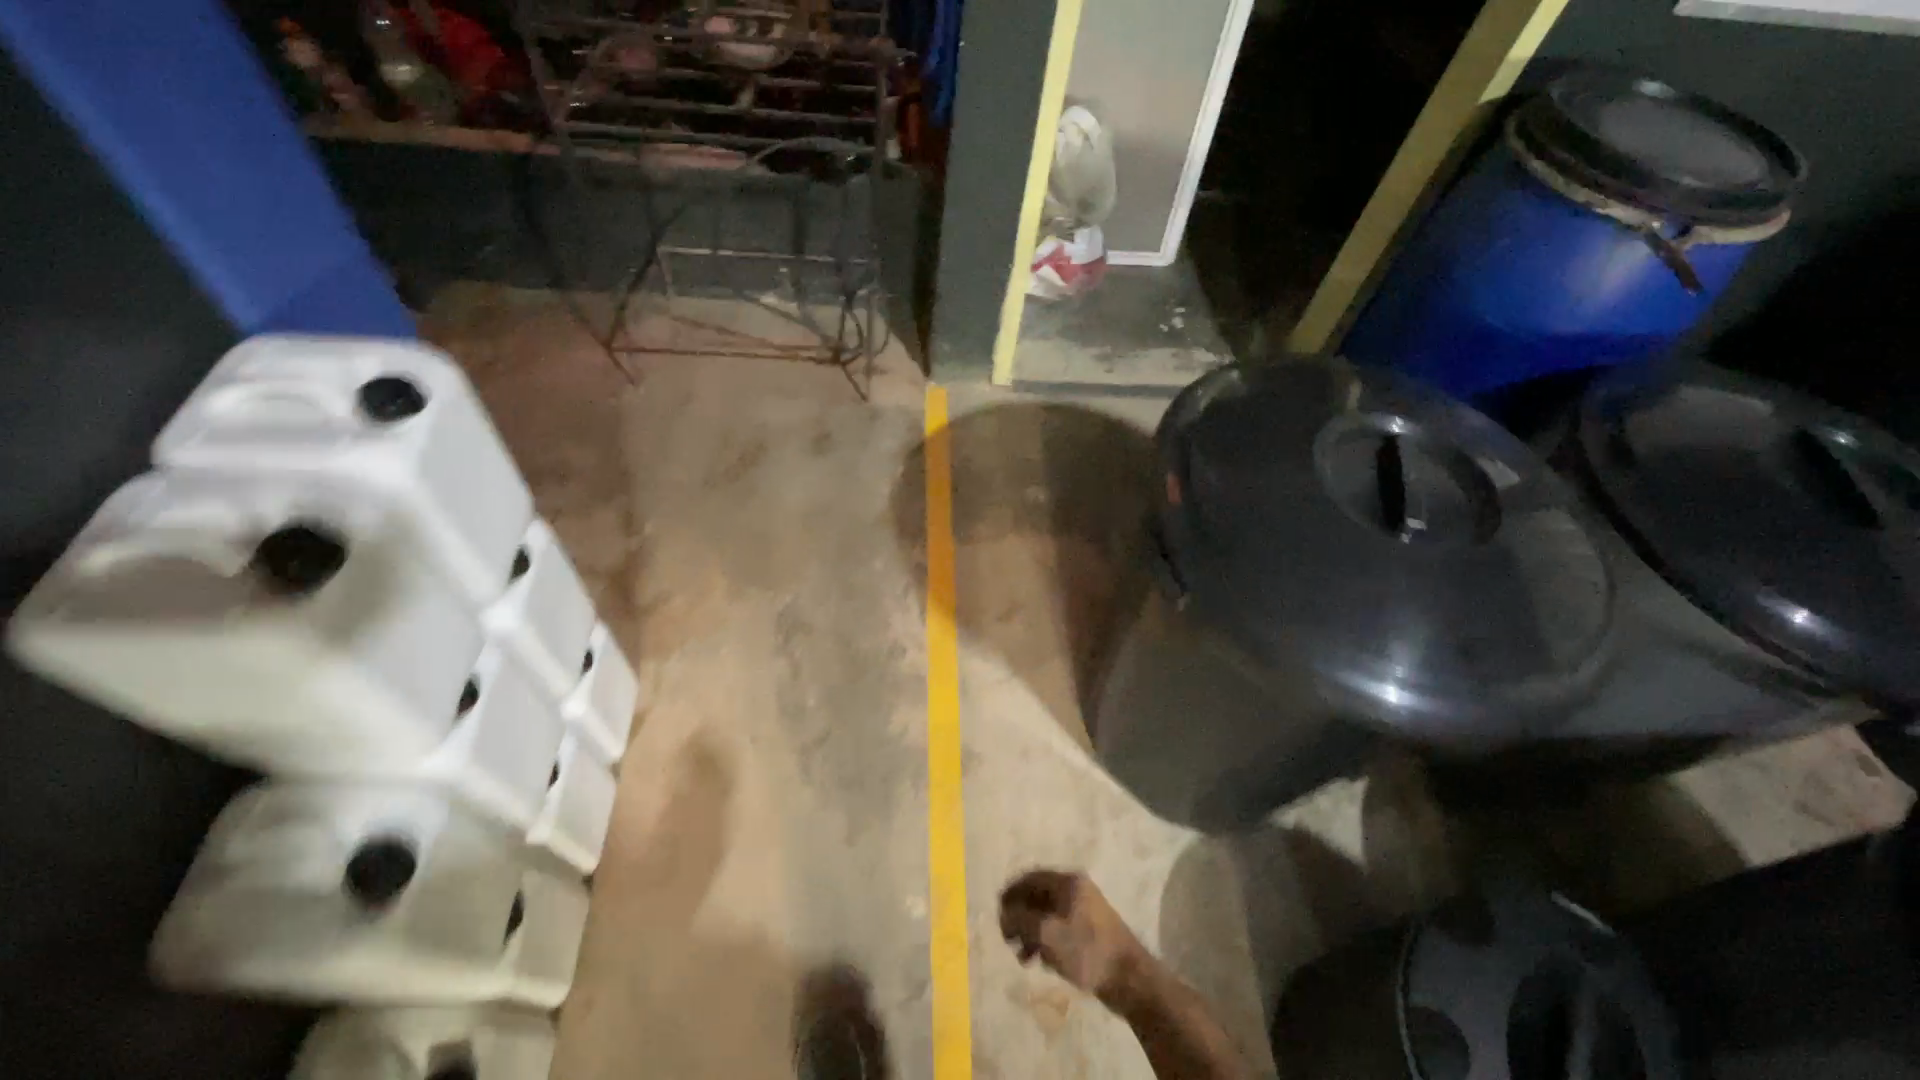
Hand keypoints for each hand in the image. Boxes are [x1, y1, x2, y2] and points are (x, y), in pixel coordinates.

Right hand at [999, 870, 1147, 1004]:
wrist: (1129, 979)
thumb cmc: (1086, 950)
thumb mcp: (1045, 933)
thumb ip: (1020, 919)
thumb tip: (1005, 913)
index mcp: (1068, 883)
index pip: (1029, 878)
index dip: (1010, 895)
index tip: (998, 917)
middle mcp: (1076, 891)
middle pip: (1036, 898)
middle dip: (1019, 919)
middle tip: (1009, 940)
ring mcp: (1084, 911)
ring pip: (1046, 917)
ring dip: (1030, 934)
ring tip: (1024, 958)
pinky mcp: (1088, 932)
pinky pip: (1058, 931)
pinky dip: (1045, 943)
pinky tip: (1042, 962)